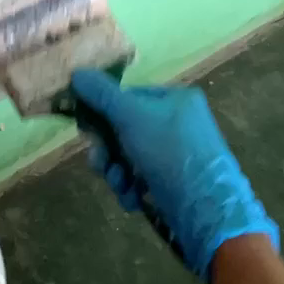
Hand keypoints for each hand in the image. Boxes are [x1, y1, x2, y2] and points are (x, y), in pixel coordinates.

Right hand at [71, 69, 278, 281]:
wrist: (208, 211)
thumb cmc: (169, 153)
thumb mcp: (131, 116)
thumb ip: (102, 94)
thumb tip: (76, 73)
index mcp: (175, 99)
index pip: (127, 96)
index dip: (103, 113)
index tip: (87, 131)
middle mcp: (178, 122)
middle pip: (124, 128)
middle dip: (108, 150)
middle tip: (101, 164)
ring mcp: (178, 154)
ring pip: (129, 156)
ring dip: (116, 172)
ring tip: (121, 185)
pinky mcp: (175, 182)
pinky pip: (142, 177)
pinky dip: (131, 187)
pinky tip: (133, 198)